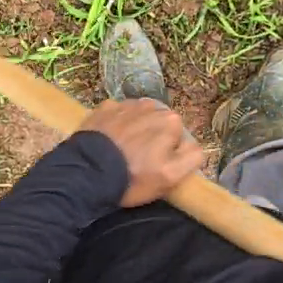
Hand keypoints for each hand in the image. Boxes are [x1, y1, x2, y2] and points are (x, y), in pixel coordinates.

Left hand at [79, 99, 201, 206]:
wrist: (87, 173)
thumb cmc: (133, 177)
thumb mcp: (171, 177)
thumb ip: (192, 157)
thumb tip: (195, 146)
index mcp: (171, 120)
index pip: (178, 136)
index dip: (169, 152)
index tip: (155, 166)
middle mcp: (151, 105)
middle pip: (159, 123)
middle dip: (152, 138)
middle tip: (139, 160)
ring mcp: (125, 105)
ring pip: (139, 117)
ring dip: (135, 130)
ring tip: (123, 151)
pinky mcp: (103, 109)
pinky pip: (117, 114)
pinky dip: (115, 125)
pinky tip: (109, 141)